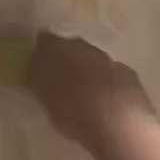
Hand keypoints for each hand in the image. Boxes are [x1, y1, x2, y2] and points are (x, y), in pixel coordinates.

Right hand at [28, 34, 153, 150]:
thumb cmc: (73, 111)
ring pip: (90, 57)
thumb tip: (35, 71)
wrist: (116, 119)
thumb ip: (39, 80)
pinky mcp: (123, 70)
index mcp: (54, 48)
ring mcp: (102, 55)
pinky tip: (107, 100)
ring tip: (86, 93)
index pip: (43, 40)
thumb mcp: (46, 99)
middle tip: (65, 81)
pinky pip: (110, 72)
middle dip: (67, 59)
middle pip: (68, 46)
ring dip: (87, 69)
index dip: (43, 52)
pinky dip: (106, 81)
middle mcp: (78, 44)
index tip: (42, 65)